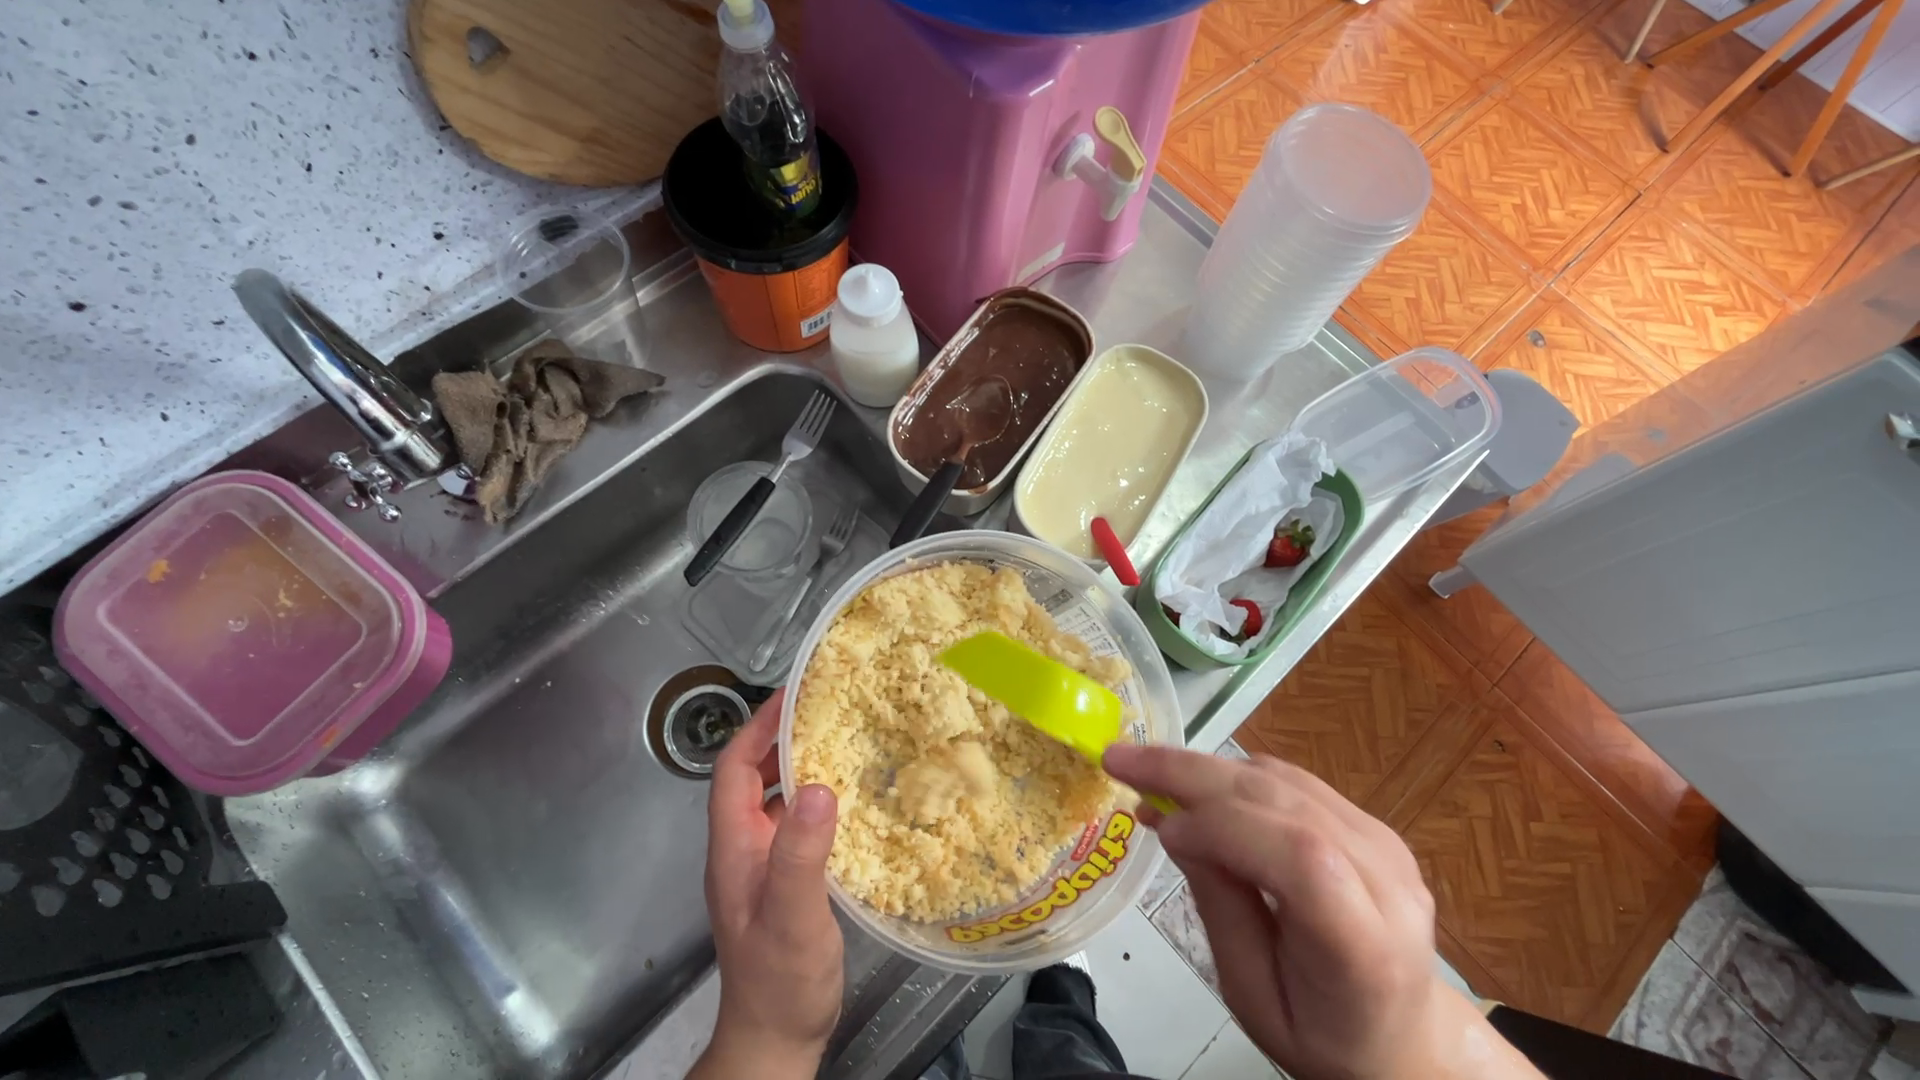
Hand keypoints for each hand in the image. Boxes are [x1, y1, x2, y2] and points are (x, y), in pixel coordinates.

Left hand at [692, 690, 844, 1079]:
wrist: (776, 1039)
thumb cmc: (782, 979)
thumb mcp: (793, 915)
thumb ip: (800, 854)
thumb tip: (818, 787)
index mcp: (734, 847)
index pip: (733, 770)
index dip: (757, 729)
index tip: (793, 697)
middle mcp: (742, 848)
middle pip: (750, 777)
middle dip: (780, 738)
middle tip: (826, 710)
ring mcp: (760, 865)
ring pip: (772, 798)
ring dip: (798, 765)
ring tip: (842, 741)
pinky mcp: (782, 880)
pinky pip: (793, 822)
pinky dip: (814, 799)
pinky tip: (847, 798)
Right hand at [1103, 744, 1541, 1079]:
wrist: (1401, 1034)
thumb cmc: (1319, 1031)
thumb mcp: (1253, 995)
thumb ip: (1222, 908)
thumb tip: (1176, 828)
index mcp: (1363, 944)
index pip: (1301, 859)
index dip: (1224, 828)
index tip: (1158, 828)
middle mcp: (1385, 878)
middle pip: (1285, 802)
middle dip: (1192, 774)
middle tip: (1121, 760)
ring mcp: (1382, 842)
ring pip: (1282, 780)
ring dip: (1206, 768)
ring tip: (1146, 773)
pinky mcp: (1369, 824)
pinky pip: (1292, 781)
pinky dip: (1233, 775)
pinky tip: (1194, 787)